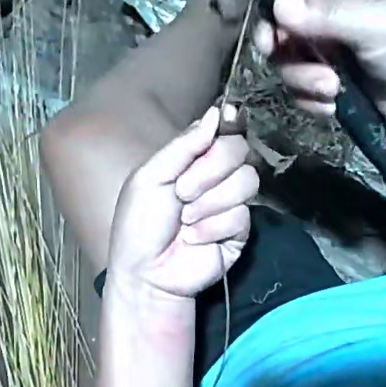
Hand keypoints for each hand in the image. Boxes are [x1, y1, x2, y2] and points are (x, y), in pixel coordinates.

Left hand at [107, 104, 257, 308]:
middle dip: (210, 170)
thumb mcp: (150, 177)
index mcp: (193, 161)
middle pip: (240, 152)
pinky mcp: (239, 232)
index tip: (225, 122)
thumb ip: (183, 146)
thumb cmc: (139, 226)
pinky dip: (212, 227)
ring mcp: (229, 204)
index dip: (227, 127)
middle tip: (182, 192)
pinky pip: (241, 216)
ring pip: (246, 182)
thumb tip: (216, 113)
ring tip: (186, 220)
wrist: (146, 273)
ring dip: (210, 202)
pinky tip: (193, 239)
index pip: (224, 132)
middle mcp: (216, 178)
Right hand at [253, 0, 385, 123]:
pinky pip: (303, 93)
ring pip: (290, 67)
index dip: (274, 16)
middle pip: (282, 34)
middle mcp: (327, 17)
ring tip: (334, 90)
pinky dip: (313, 102)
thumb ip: (328, 15)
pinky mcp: (332, 84)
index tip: (271, 41)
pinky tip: (335, 106)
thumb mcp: (376, 22)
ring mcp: (328, 53)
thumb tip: (278, 5)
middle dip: (291, 58)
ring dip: (305, 83)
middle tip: (309, 72)